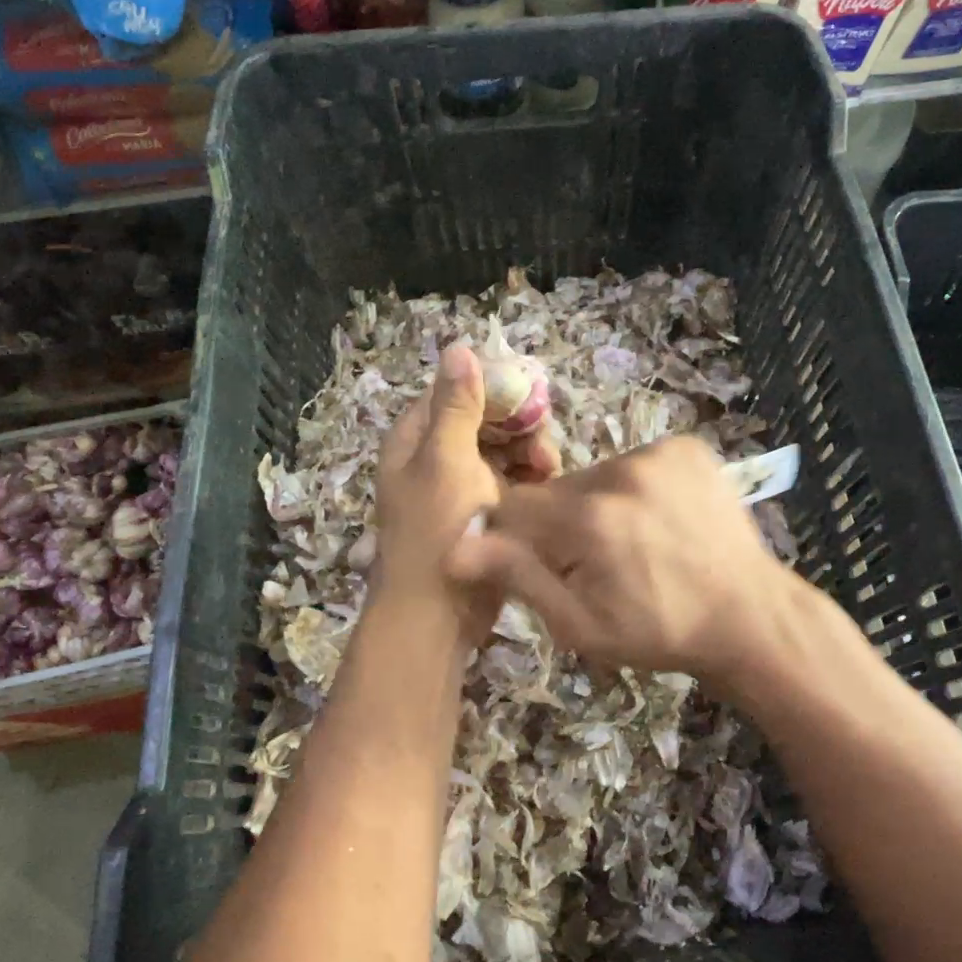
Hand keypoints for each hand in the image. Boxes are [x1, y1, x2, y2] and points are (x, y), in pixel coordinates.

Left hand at [373, 346, 558, 625]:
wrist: (434, 614)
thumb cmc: (436, 530)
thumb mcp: (447, 460)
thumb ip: (458, 406)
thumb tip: (456, 346)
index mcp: (414, 439)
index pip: (453, 392)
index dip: (491, 388)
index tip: (530, 396)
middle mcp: (432, 458)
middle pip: (482, 421)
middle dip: (516, 427)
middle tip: (542, 447)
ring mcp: (457, 488)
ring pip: (500, 452)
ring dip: (527, 454)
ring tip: (547, 470)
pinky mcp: (479, 516)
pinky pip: (508, 484)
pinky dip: (527, 482)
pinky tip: (546, 488)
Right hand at [445, 436, 799, 678]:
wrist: (749, 617)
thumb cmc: (657, 631)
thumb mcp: (579, 624)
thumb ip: (518, 577)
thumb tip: (455, 546)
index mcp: (588, 518)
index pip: (515, 506)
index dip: (518, 537)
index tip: (545, 565)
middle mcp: (620, 471)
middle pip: (558, 490)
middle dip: (562, 523)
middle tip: (595, 562)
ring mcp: (659, 453)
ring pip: (597, 474)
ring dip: (599, 503)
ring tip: (633, 542)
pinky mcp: (688, 448)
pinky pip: (637, 461)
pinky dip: (636, 487)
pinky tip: (660, 521)